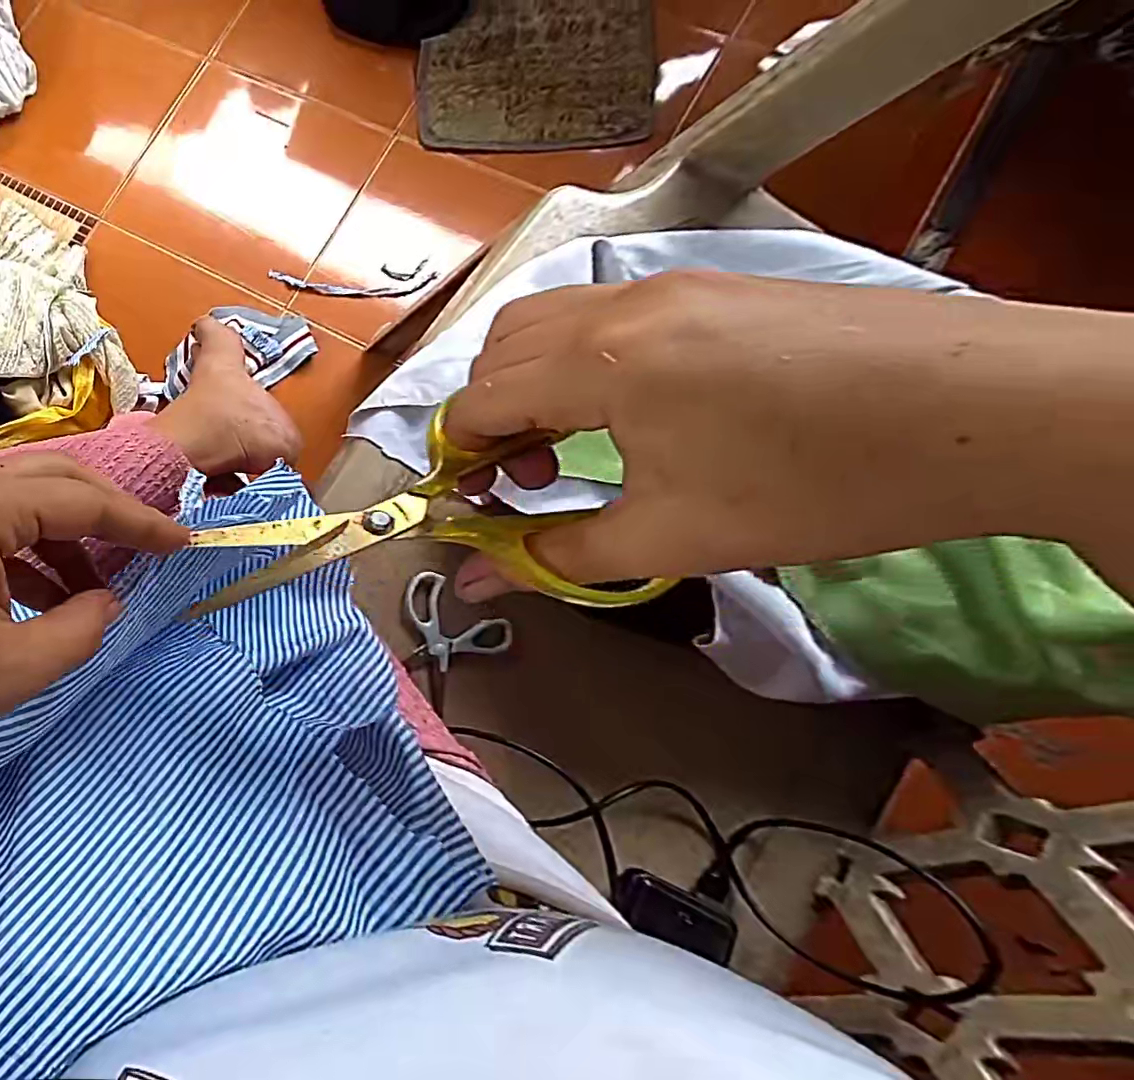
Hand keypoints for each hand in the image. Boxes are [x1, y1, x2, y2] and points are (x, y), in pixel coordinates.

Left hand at [0, 455, 189, 871]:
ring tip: (102, 586)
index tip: (184, 542)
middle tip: (151, 548)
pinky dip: (34, 552)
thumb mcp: (14, 668)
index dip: (140, 524)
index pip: (82, 500)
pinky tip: (51, 595)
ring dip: (72, 537)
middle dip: (110, 515)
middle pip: (58, 481)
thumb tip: (111, 599)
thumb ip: (82, 628)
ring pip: (28, 500)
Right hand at [442, 271, 1133, 600]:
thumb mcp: (669, 536)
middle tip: (518, 474)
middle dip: (487, 416)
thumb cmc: (816, 483)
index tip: (471, 496)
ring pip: (541, 319)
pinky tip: (615, 403)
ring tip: (561, 436)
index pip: (479, 398)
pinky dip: (571, 356)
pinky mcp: (707, 285)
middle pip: (497, 352)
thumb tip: (471, 585)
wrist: (1002, 412)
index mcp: (600, 362)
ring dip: (523, 380)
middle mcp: (619, 307)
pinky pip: (596, 309)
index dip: (459, 453)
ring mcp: (666, 286)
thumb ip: (550, 556)